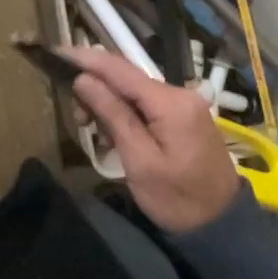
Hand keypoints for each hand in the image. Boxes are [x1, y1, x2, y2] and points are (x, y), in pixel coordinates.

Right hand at [67, 47, 241, 233]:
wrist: (221, 225)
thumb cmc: (177, 199)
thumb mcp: (139, 161)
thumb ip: (112, 115)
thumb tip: (83, 79)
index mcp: (171, 102)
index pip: (120, 69)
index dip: (86, 59)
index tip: (56, 52)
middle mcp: (180, 93)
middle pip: (126, 78)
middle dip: (95, 89)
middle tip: (78, 120)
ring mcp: (185, 104)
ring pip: (134, 91)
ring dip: (109, 104)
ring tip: (96, 134)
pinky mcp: (184, 116)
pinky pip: (146, 104)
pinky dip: (125, 113)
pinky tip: (115, 135)